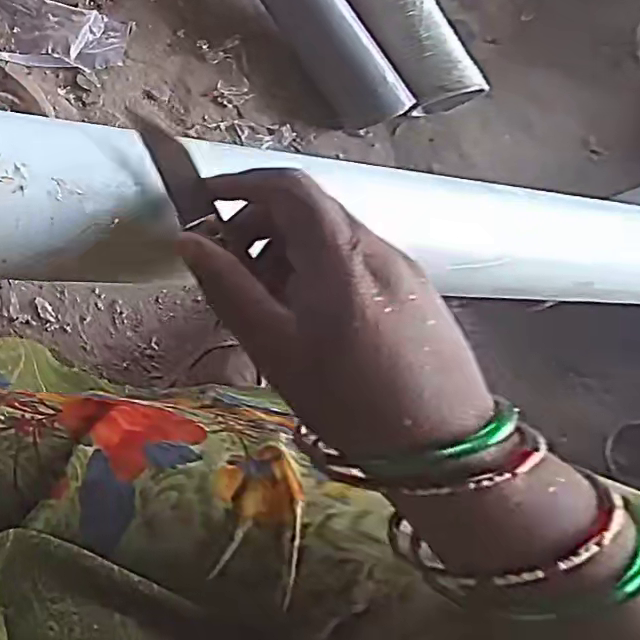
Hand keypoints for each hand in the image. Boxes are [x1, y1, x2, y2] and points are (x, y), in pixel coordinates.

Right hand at [174, 169, 495, 460]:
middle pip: (304, 206)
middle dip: (256, 223)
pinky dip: (314, 264)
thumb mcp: (272, 345)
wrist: (450, 456)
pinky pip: (350, 255)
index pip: (287, 186)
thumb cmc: (349, 400)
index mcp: (338, 256)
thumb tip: (189, 239)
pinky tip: (309, 313)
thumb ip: (227, 285)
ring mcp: (399, 265)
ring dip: (284, 247)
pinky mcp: (413, 287)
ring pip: (326, 231)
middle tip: (232, 266)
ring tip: (269, 299)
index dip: (241, 183)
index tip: (207, 199)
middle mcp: (374, 248)